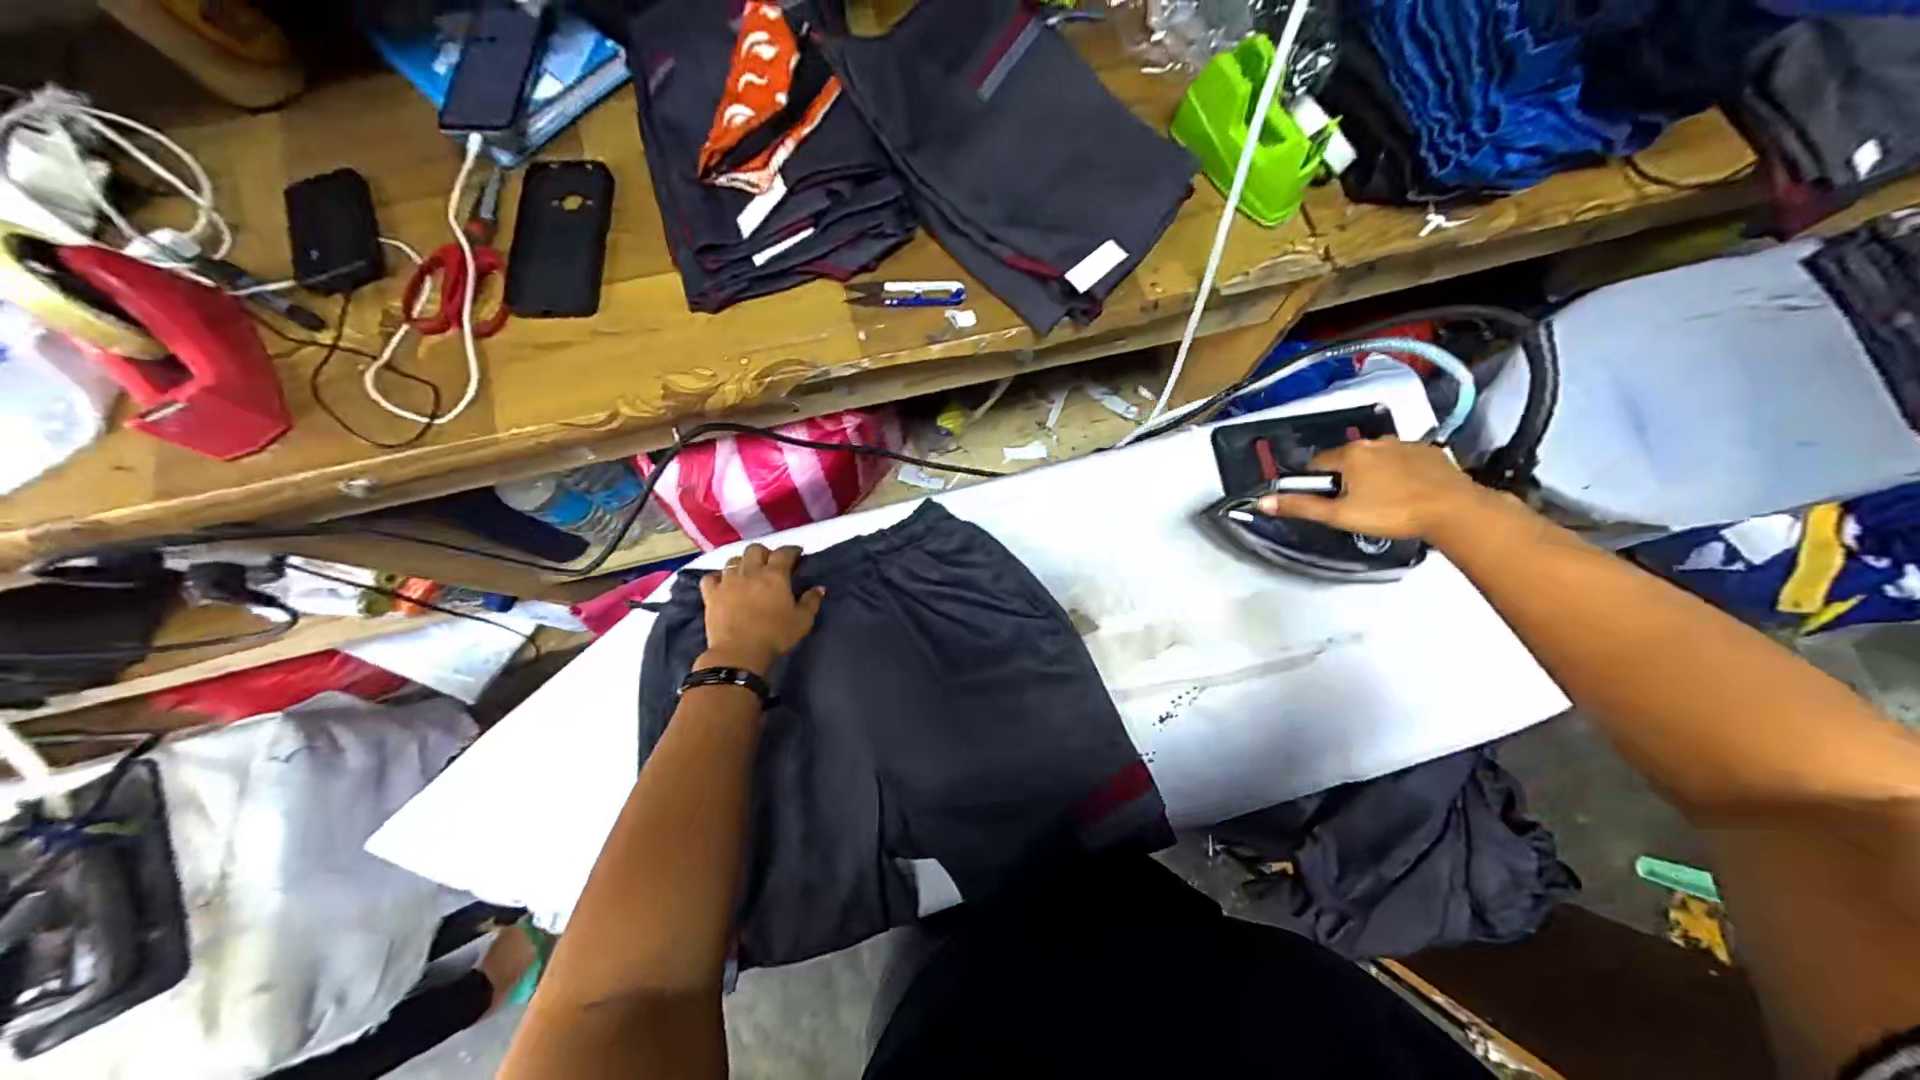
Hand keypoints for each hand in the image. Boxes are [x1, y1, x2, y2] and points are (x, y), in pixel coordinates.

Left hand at [698, 544, 823, 674]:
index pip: (784, 553)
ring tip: (748, 573)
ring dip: (743, 563)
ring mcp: (727, 581)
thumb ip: (811, 601)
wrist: (739, 653)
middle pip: (755, 550)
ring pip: (733, 560)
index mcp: (774, 575)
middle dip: (765, 553)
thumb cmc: (775, 635)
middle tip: (771, 564)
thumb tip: (819, 588)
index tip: (797, 555)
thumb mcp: (802, 621)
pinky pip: (711, 577)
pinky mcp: (711, 594)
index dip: (792, 551)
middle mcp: (750, 572)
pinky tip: (723, 584)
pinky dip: (718, 577)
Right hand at [1256, 438, 1494, 540]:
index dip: (1317, 483)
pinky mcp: (1429, 451)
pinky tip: (1408, 492)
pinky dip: (1399, 472)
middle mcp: (1374, 441)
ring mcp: (1404, 443)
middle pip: (1347, 459)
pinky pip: (1403, 459)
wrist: (1454, 510)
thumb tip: (1262, 501)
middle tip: (1355, 505)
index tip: (1327, 501)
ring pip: (1376, 458)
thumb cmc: (1392, 513)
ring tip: (1385, 501)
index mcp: (1350, 454)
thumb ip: (1301, 507)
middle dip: (1346, 478)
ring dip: (1373, 474)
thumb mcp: (1340, 516)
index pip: (1317, 463)